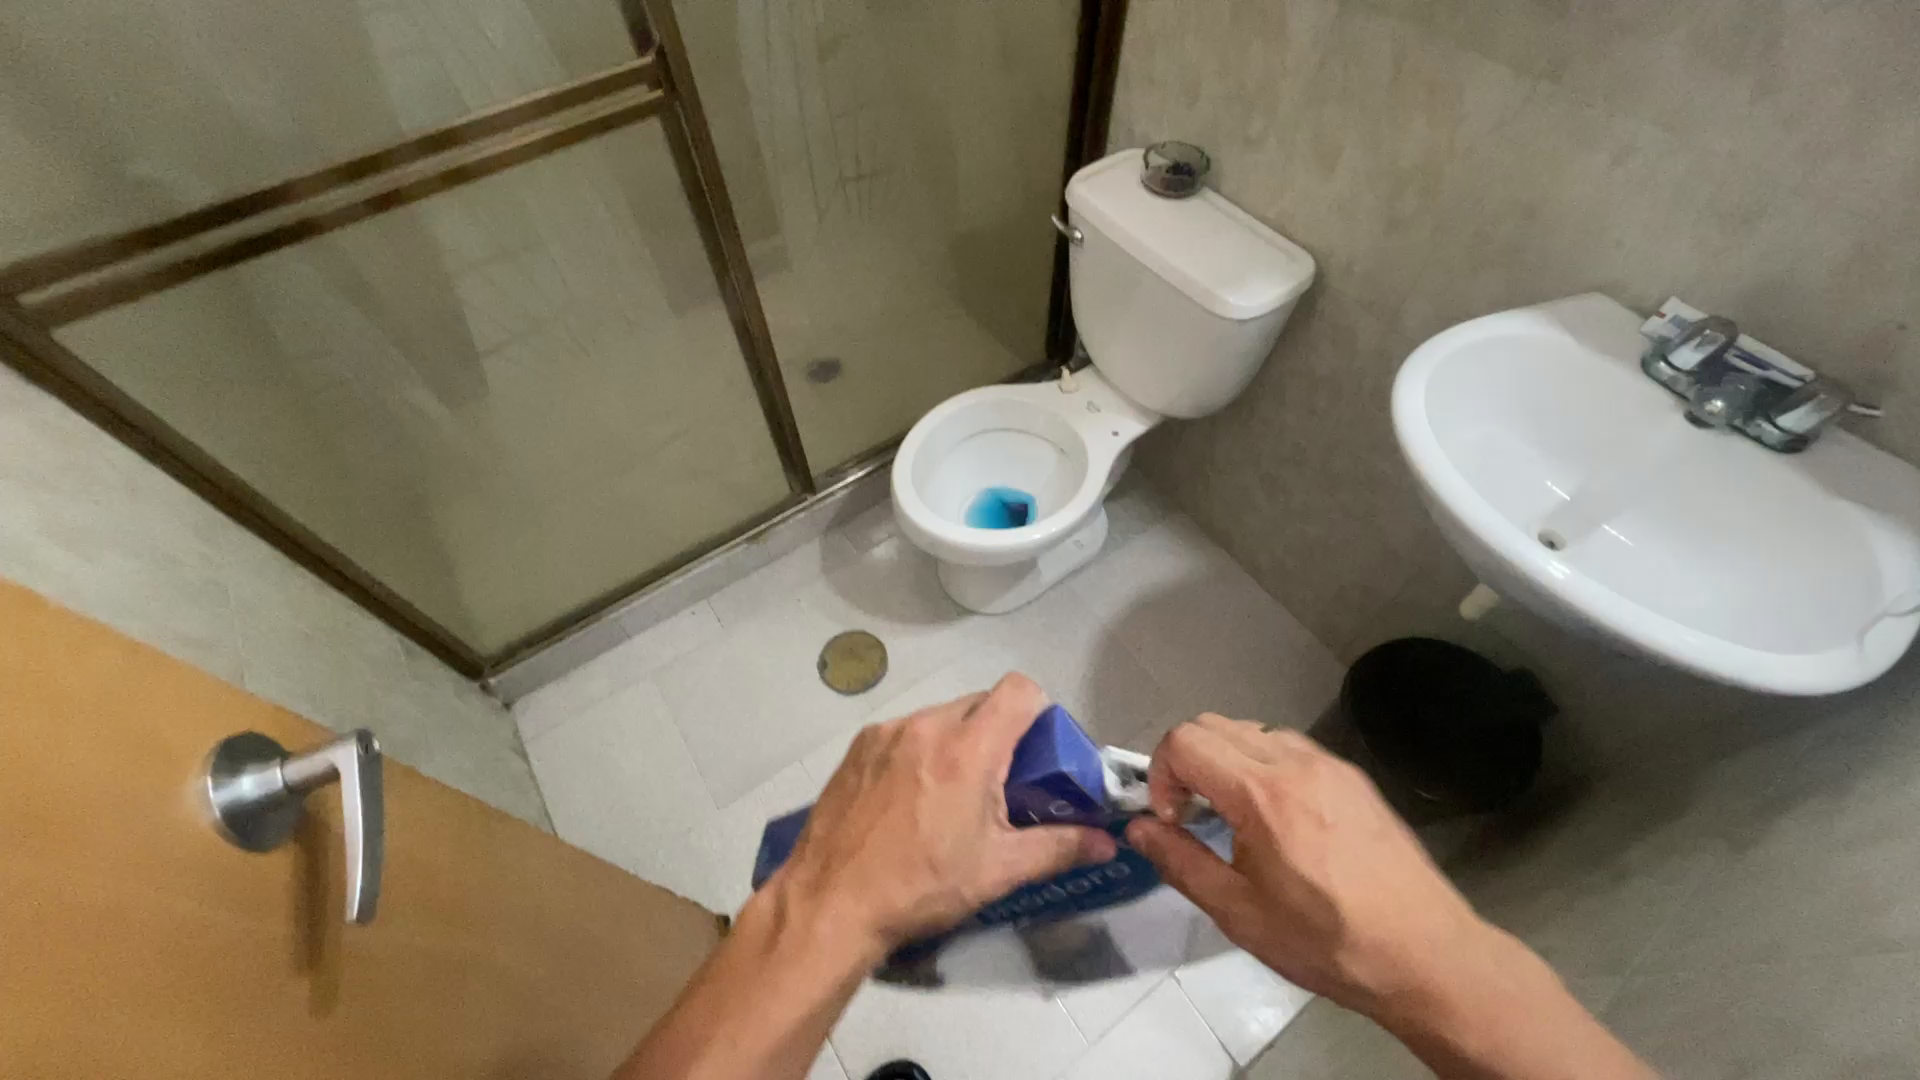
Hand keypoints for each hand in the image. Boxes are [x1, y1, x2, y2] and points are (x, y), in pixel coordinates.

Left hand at [767, 673, 1118, 959]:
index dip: (1038, 711)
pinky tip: (909, 797)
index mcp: (967, 749)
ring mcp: (888, 731)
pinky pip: (906, 731)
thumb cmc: (921, 885)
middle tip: (1000, 780)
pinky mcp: (859, 745)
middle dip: (999, 732)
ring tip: (951, 793)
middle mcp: (927, 725)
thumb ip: (1058, 848)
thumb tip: (1106, 843)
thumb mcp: (997, 871)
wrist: (829, 902)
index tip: (1039, 750)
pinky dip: (920, 750)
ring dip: (958, 740)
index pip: (1019, 690)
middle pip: (981, 703)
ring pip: (942, 716)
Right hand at [1125, 716, 1492, 1018]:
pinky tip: (1275, 814)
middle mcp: (1293, 762)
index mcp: (1262, 795)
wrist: (1429, 956)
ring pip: (1248, 729)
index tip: (1173, 819)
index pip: (1184, 741)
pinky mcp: (1350, 774)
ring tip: (1234, 814)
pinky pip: (1285, 745)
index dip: (1161, 773)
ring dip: (1223, 760)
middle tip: (1193, 814)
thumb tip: (1137, 828)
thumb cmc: (1327, 942)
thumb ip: (1179, 862)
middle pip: (1210, 724)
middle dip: (1186, 761)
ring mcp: (1327, 763)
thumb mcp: (1240, 914)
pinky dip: (1260, 763)